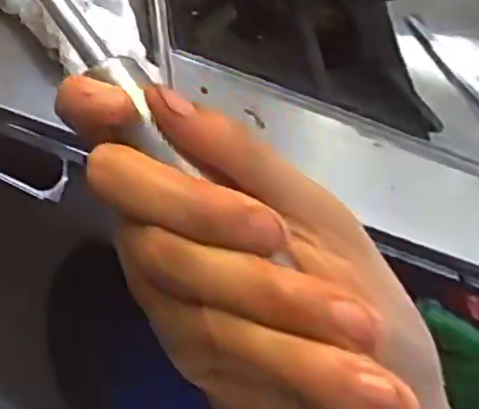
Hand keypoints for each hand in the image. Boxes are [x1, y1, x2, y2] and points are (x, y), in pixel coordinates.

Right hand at [57, 76, 448, 408]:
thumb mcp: (312, 206)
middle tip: (273, 230)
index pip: (93, 122)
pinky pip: (221, 339)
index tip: (120, 107)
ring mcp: (152, 280)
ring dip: (273, 292)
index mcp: (163, 169)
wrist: (393, 384)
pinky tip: (363, 380)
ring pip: (173, 261)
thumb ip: (236, 152)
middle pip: (117, 183)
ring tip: (358, 322)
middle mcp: (139, 216)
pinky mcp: (178, 345)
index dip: (85, 102)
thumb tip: (159, 97)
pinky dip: (301, 359)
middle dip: (194, 203)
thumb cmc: (343, 276)